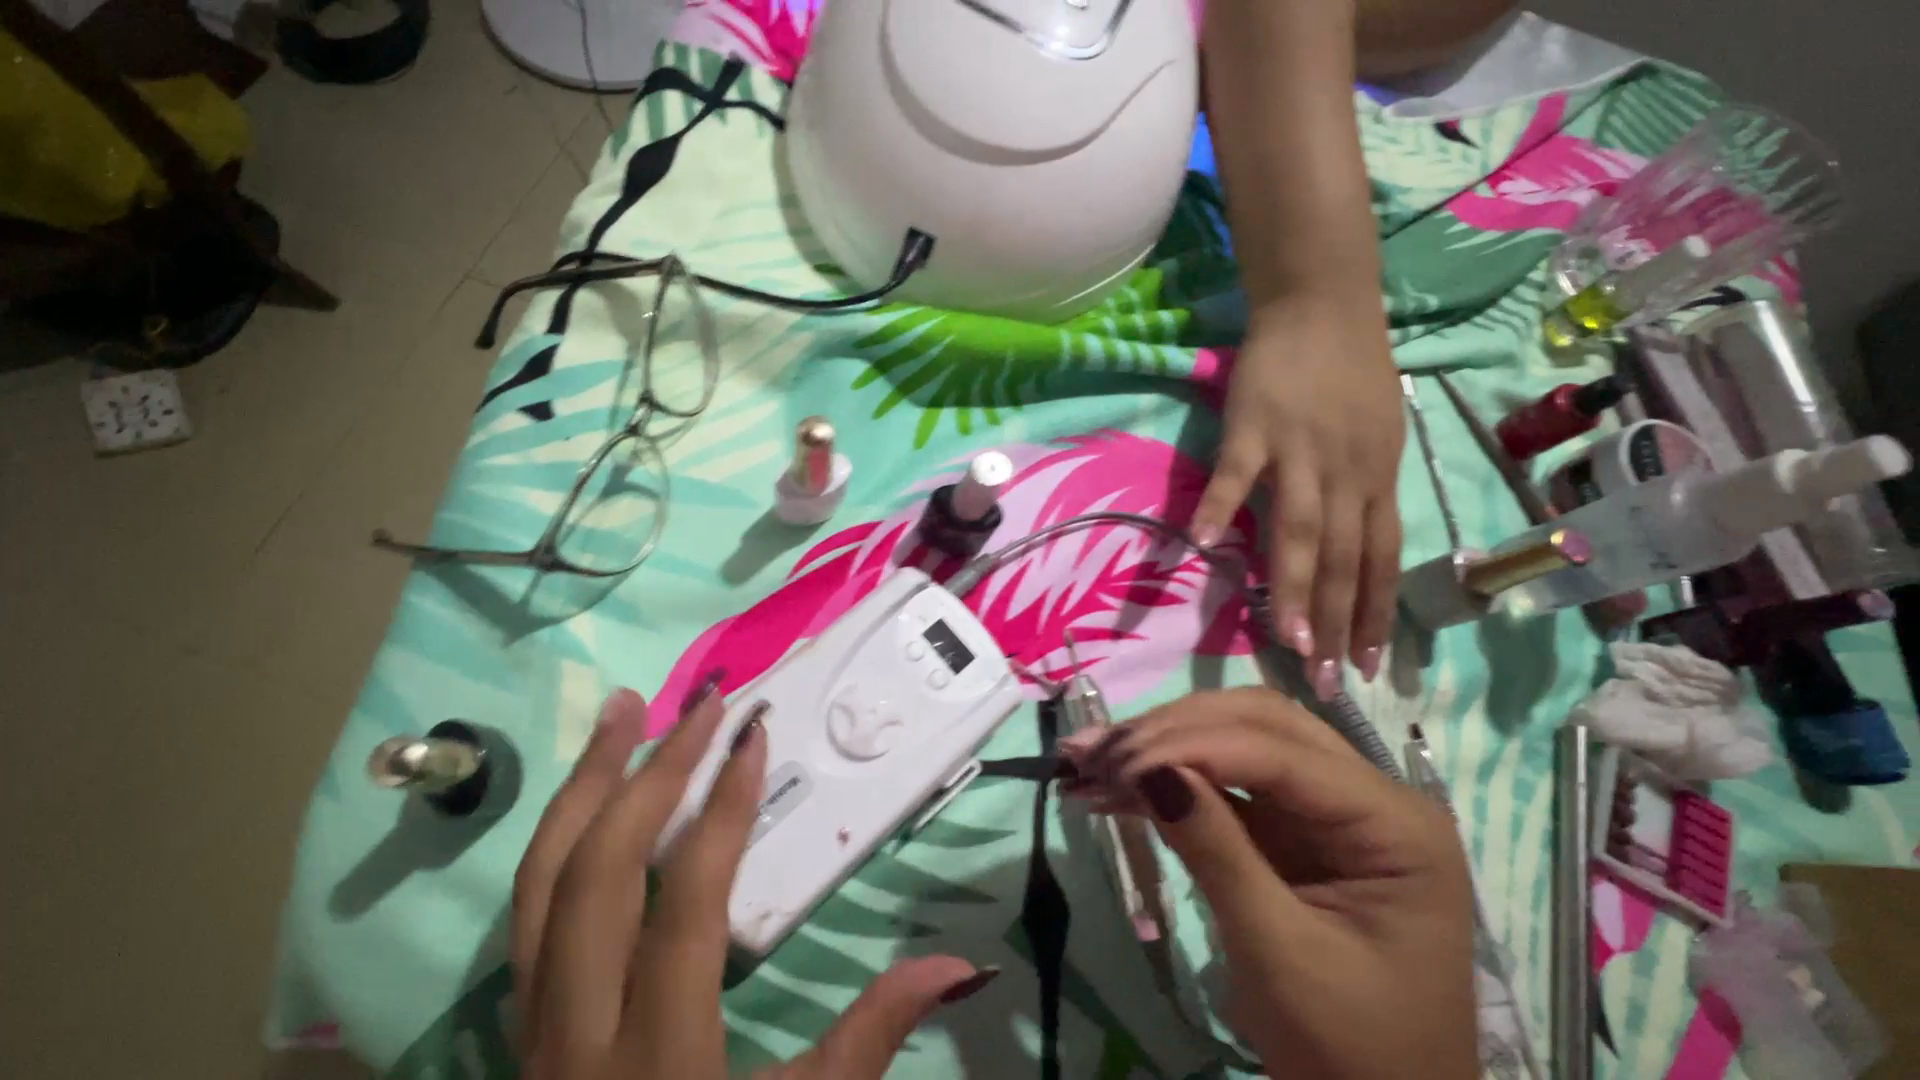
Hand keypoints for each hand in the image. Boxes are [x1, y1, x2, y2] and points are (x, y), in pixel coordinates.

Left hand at [512, 684, 999, 1078]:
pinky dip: (560, 834)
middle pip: (600, 872)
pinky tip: (589, 793)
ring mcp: (534, 1020)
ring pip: (542, 879)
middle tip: (702, 703)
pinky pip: (529, 909)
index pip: (687, 902)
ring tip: (623, 708)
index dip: (722, 812)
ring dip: (587, 784)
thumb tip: (960, 967)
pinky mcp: (521, 1019)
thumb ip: (870, 1038)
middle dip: (654, 772)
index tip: (754, 736)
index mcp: (659, 1052)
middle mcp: (579, 1025)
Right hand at [1060, 688, 1477, 1078]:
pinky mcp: (1293, 832)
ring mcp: (1328, 811)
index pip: (1281, 751)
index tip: (1114, 764)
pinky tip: (1112, 789)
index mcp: (1393, 822)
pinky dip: (1170, 782)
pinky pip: (1227, 786)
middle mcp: (1367, 796)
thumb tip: (1146, 771)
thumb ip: (1217, 851)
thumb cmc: (1349, 1048)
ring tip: (1084, 760)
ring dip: (1162, 746)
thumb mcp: (1279, 953)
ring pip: (1238, 742)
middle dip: (1171, 731)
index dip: (1192, 746)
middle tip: (1094, 753)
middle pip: (1260, 725)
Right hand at [1191, 295, 1404, 694]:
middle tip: (1329, 681)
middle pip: (1344, 559)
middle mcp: (1345, 474)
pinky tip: (1199, 545)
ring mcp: (1298, 450)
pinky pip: (1235, 473)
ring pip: (1300, 528)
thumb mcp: (1377, 437)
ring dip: (1296, 586)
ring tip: (1288, 640)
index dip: (1376, 617)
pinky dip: (1218, 507)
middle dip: (1340, 624)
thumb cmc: (1351, 372)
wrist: (1326, 304)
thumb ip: (1361, 492)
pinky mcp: (1253, 426)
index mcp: (1376, 479)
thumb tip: (1349, 551)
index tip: (1371, 670)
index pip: (1380, 561)